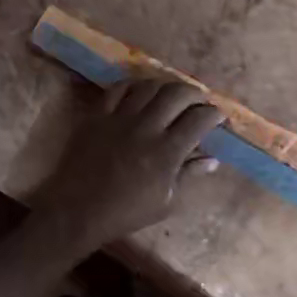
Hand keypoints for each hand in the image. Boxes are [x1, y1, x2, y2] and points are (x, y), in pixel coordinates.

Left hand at [30, 79, 224, 249]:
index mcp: (166, 152)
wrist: (78, 210)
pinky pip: (118, 88)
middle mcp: (146, 128)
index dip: (214, 114)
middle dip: (195, 93)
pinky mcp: (97, 114)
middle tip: (199, 100)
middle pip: (177, 94)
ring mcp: (119, 118)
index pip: (199, 120)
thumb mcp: (166, 202)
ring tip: (173, 93)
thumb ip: (190, 176)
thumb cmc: (126, 212)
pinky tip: (141, 90)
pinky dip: (134, 85)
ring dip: (167, 85)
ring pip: (149, 86)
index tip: (218, 116)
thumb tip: (212, 159)